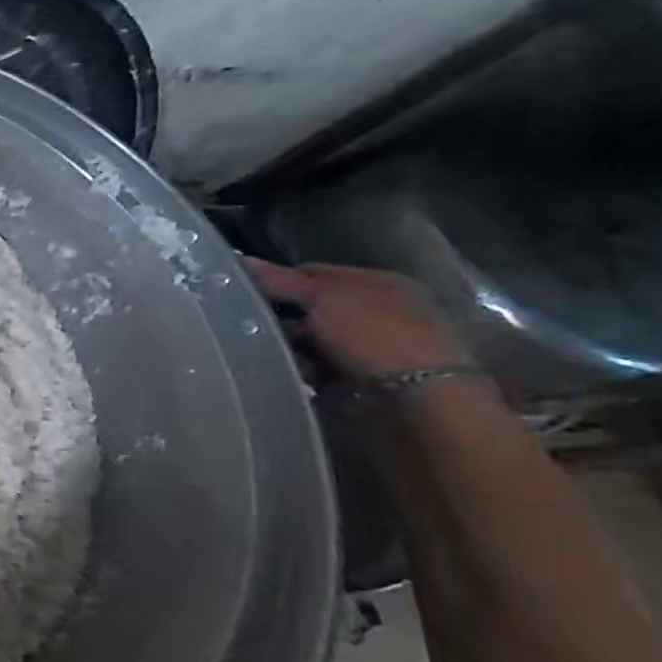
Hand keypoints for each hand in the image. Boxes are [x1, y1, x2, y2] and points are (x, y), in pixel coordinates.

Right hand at [244, 257, 470, 382]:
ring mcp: (376, 348)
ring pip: (313, 343)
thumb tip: (238, 258)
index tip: (248, 296)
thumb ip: (280, 280)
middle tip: (258, 331)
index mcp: (377, 282)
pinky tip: (303, 379)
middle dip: (285, 322)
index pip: (312, 273)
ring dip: (295, 352)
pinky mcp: (369, 382)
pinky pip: (323, 371)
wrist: (423, 403)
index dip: (279, 281)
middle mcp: (378, 312)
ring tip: (283, 360)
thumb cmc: (375, 335)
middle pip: (311, 310)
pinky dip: (310, 374)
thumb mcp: (322, 298)